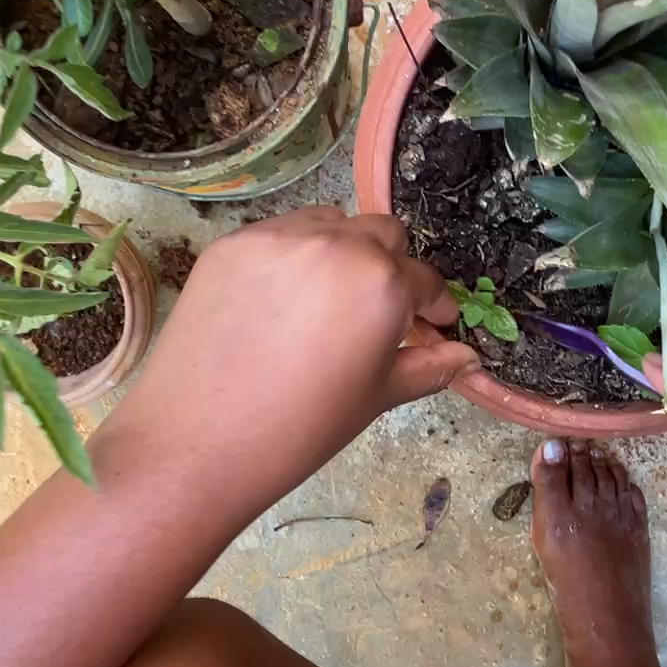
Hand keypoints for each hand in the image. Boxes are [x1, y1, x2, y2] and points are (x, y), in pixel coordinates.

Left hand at [90, 209, 477, 509]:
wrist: (197, 443)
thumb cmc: (301, 429)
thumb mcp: (377, 397)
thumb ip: (429, 368)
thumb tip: (470, 359)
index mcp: (382, 282)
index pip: (425, 280)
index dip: (434, 308)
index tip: (431, 327)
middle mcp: (336, 243)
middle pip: (384, 235)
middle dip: (392, 269)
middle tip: (378, 313)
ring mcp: (279, 237)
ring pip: (332, 224)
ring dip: (344, 251)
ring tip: (327, 301)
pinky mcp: (233, 242)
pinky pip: (281, 234)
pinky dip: (295, 256)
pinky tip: (280, 302)